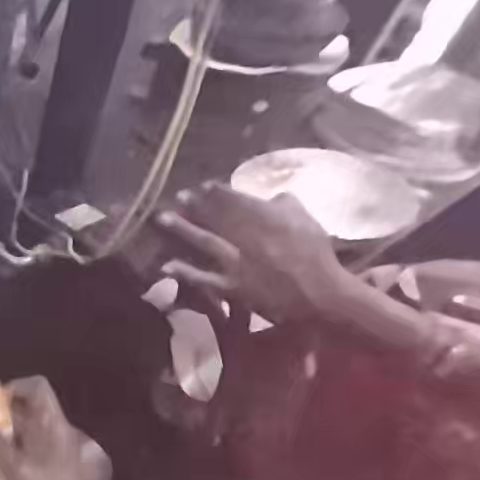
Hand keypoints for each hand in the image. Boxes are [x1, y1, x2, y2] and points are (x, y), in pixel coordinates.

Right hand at [0, 377, 123, 479]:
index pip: (37, 387)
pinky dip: (1, 445)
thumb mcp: (17, 469)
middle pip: (24, 405)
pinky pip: (18, 444)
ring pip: (19, 426)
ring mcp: (46, 446)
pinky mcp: (40, 462)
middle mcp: (51, 429)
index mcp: (52, 423)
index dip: (14, 386)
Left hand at [155, 183, 352, 323]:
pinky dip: (185, 272)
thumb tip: (269, 197)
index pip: (239, 201)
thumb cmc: (314, 256)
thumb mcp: (307, 222)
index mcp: (271, 219)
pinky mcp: (230, 286)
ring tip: (163, 218)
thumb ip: (286, 206)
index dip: (218, 193)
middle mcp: (250, 237)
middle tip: (178, 196)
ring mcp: (237, 262)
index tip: (203, 186)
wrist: (317, 294)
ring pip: (206, 241)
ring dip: (183, 229)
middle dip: (196, 206)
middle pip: (218, 218)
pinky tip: (166, 265)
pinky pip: (204, 278)